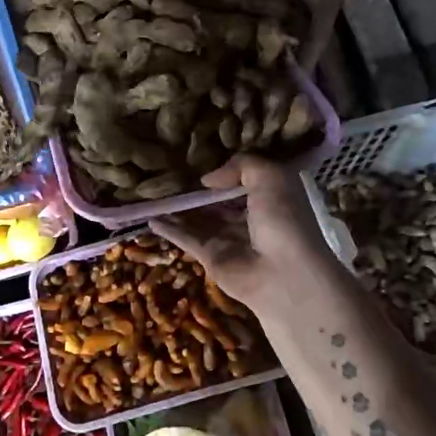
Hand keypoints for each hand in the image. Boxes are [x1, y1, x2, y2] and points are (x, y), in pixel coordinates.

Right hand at [149, 155, 348, 319]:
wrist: (284, 273)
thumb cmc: (283, 220)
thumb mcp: (271, 177)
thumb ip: (241, 166)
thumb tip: (208, 180)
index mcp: (267, 200)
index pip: (240, 183)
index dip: (223, 174)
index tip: (198, 162)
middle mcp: (246, 219)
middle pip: (215, 203)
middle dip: (195, 192)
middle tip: (167, 177)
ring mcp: (227, 239)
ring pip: (197, 219)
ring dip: (177, 209)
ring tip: (152, 194)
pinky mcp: (210, 256)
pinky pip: (186, 238)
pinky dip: (169, 229)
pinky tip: (151, 218)